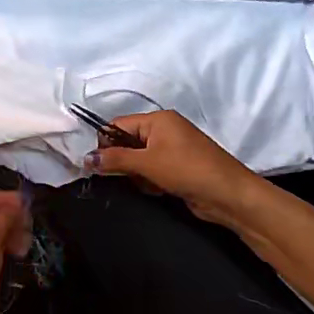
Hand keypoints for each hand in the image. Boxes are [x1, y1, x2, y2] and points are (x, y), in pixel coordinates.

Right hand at [86, 110, 259, 225]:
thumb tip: (85, 159)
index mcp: (158, 119)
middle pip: (127, 143)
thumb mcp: (147, 163)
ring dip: (137, 175)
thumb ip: (114, 159)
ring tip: (149, 184)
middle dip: (123, 162)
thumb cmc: (187, 170)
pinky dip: (150, 181)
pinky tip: (159, 190)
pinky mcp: (177, 168)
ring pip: (138, 160)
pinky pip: (151, 171)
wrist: (227, 194)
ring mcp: (172, 149)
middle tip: (126, 177)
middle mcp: (164, 130)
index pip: (118, 125)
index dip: (103, 143)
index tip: (94, 164)